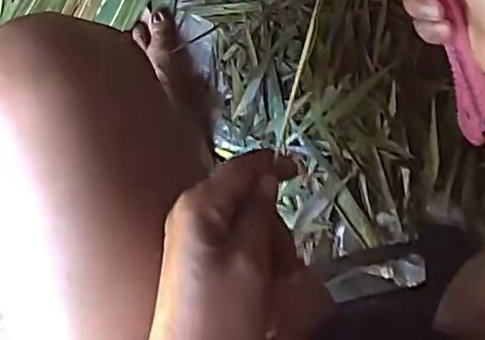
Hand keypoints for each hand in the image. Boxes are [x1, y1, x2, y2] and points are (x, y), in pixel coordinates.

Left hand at [149, 151, 329, 339]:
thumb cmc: (216, 321)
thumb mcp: (249, 261)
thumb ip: (259, 212)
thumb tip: (268, 180)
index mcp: (198, 205)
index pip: (238, 167)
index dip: (269, 163)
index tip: (295, 166)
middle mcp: (190, 215)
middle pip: (243, 198)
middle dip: (272, 223)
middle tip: (286, 259)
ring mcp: (191, 239)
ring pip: (242, 223)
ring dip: (268, 245)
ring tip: (278, 281)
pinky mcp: (196, 263)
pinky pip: (233, 245)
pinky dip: (255, 259)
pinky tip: (266, 286)